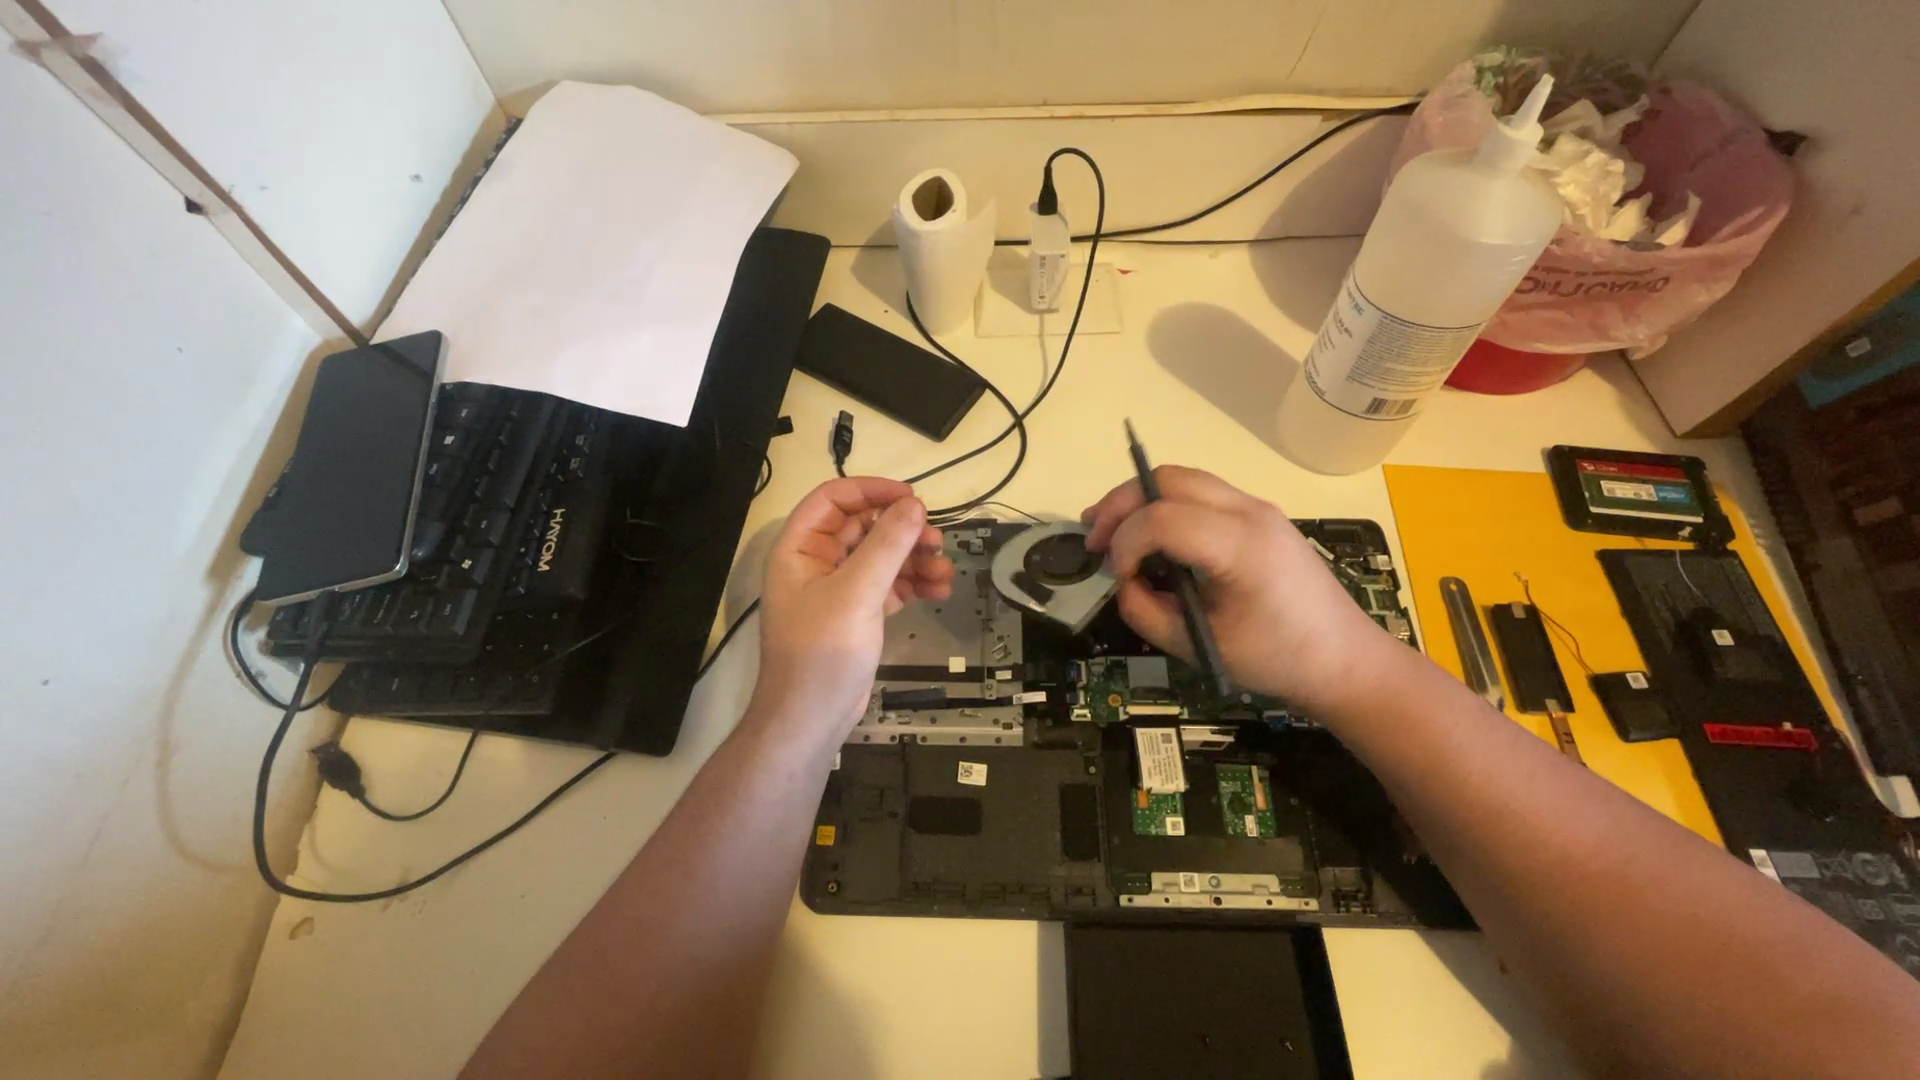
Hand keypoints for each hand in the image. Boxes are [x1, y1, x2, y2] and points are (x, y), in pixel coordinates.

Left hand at [755, 477, 954, 738]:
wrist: (811, 720)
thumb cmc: (822, 652)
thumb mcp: (856, 593)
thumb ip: (887, 545)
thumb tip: (916, 504)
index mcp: (800, 549)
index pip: (833, 499)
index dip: (871, 491)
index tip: (912, 497)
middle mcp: (817, 563)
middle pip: (864, 528)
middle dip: (902, 531)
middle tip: (937, 541)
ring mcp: (839, 590)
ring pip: (882, 558)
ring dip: (915, 560)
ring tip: (945, 572)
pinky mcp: (859, 615)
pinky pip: (889, 586)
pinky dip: (913, 586)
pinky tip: (939, 592)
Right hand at [1081, 465, 1386, 709]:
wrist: (1344, 659)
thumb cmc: (1277, 659)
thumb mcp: (1200, 647)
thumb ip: (1147, 612)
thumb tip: (1123, 583)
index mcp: (1242, 546)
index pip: (1163, 518)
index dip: (1125, 541)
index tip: (1115, 575)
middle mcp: (1251, 513)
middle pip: (1169, 479)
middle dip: (1121, 503)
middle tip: (1092, 536)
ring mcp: (1258, 508)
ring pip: (1183, 479)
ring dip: (1141, 499)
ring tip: (1110, 530)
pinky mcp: (1259, 516)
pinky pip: (1201, 494)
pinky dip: (1165, 506)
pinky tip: (1149, 535)